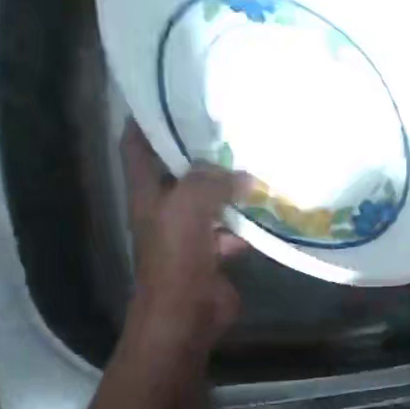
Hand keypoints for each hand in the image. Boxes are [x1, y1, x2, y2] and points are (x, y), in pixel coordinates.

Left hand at [120, 122, 248, 362]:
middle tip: (232, 120)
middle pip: (179, 168)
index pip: (138, 144)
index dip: (149, 117)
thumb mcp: (188, 207)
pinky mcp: (213, 251)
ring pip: (210, 197)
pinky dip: (248, 218)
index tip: (174, 93)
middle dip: (201, 147)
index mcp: (147, 191)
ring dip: (230, 183)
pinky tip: (271, 205)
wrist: (186, 315)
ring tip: (258, 156)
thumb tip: (244, 174)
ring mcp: (189, 230)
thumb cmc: (176, 259)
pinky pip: (232, 226)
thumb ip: (211, 180)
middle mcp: (165, 206)